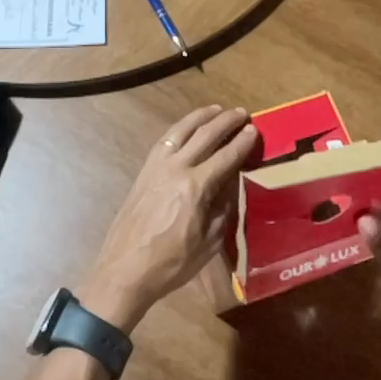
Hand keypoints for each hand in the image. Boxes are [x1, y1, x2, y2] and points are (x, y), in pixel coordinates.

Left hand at [78, 106, 256, 330]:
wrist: (125, 269)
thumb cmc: (172, 263)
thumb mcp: (209, 241)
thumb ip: (222, 208)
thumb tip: (230, 183)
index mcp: (195, 187)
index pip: (226, 157)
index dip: (242, 143)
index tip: (255, 130)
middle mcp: (176, 168)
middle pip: (205, 135)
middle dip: (226, 122)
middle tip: (242, 113)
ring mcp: (157, 166)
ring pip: (181, 130)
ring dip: (201, 117)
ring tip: (216, 109)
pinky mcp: (144, 171)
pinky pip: (165, 140)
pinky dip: (180, 128)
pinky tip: (187, 127)